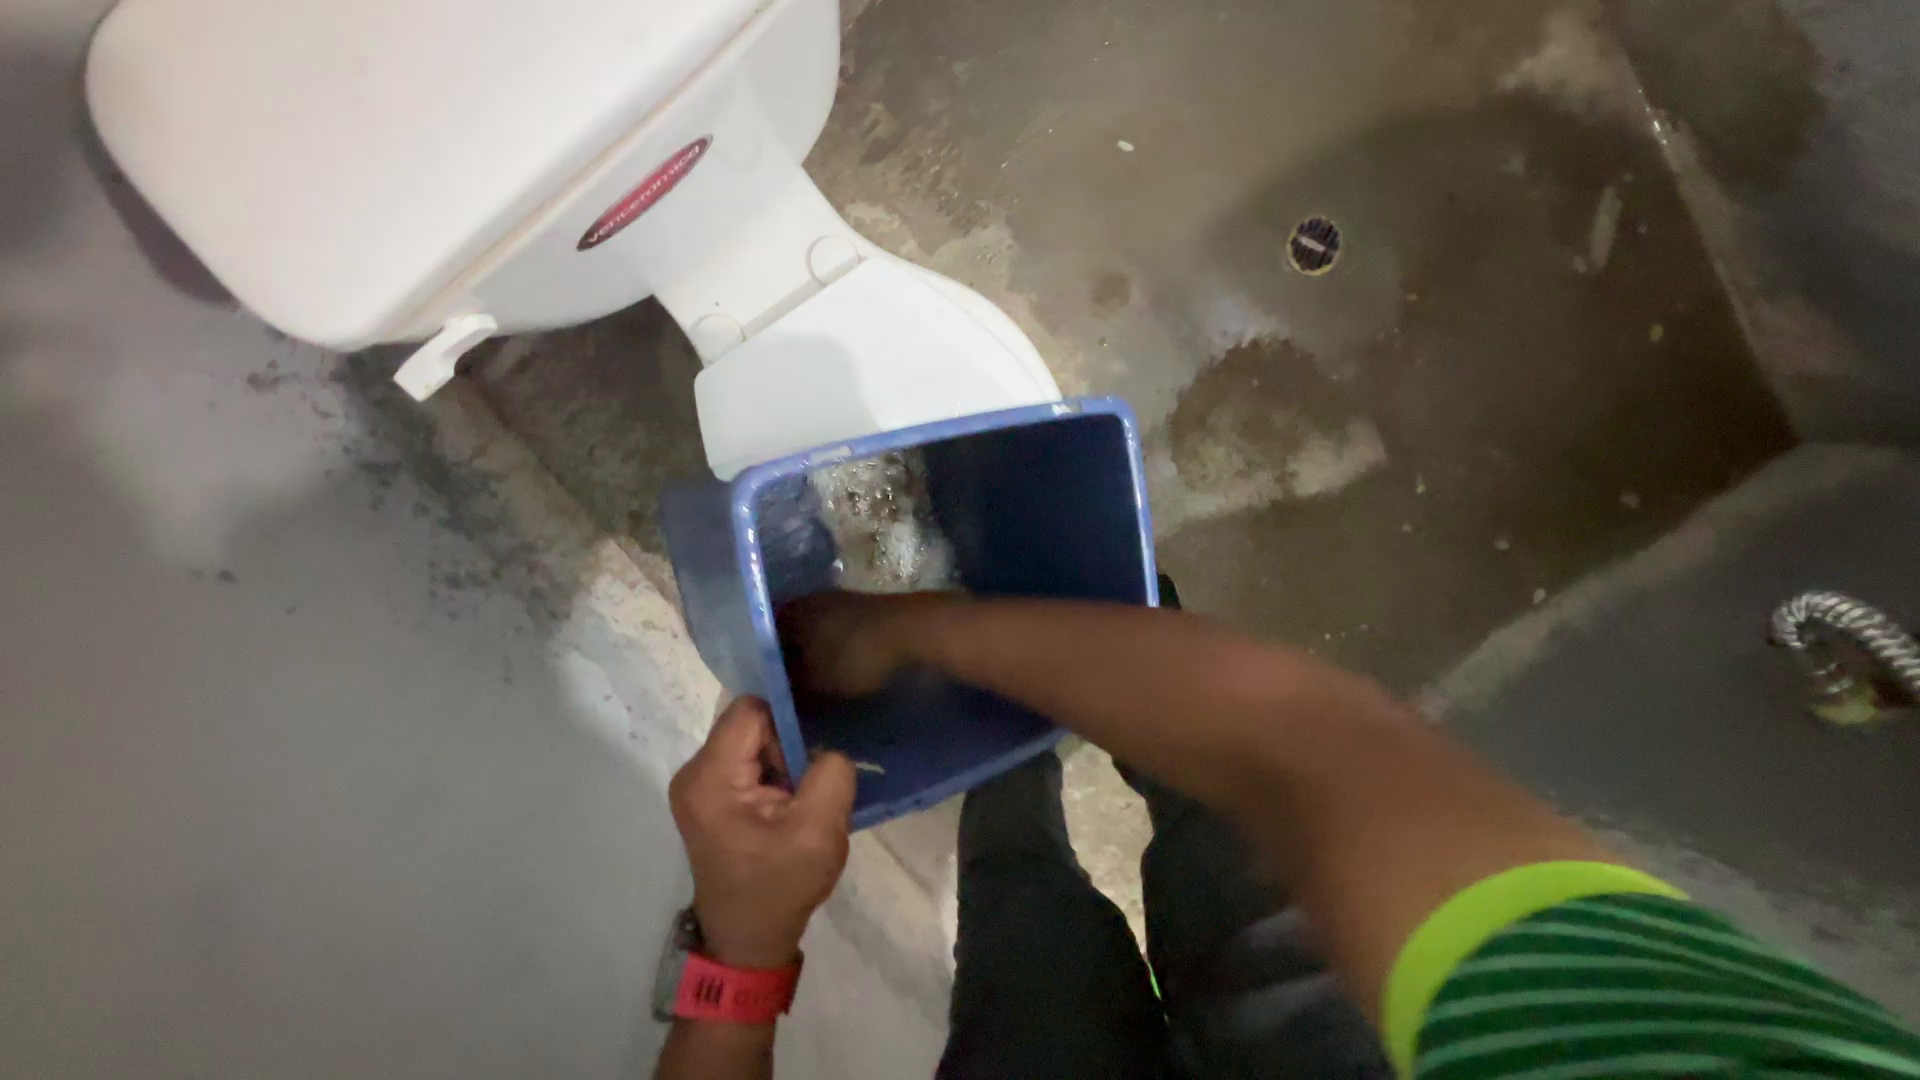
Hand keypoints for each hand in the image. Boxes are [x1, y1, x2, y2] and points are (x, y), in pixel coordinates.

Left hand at [669, 697, 856, 968]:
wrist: (748, 940)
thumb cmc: (779, 887)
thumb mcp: (819, 830)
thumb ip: (830, 772)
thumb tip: (825, 749)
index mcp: (710, 777)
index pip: (751, 710)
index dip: (787, 727)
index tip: (805, 765)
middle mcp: (694, 772)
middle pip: (749, 724)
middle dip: (785, 748)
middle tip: (803, 791)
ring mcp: (698, 785)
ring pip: (751, 741)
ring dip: (782, 764)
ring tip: (796, 804)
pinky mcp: (709, 797)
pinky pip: (746, 761)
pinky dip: (773, 776)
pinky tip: (785, 808)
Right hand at [778, 591, 951, 698]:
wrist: (912, 630)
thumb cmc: (856, 656)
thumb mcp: (816, 685)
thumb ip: (790, 694)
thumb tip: (775, 702)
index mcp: (788, 613)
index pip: (760, 644)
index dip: (762, 672)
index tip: (767, 696)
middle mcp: (807, 601)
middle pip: (786, 640)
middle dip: (788, 667)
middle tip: (790, 697)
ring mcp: (836, 603)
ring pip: (812, 638)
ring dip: (812, 662)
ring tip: (816, 690)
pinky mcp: (861, 612)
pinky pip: (835, 637)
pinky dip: (833, 656)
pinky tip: (840, 675)